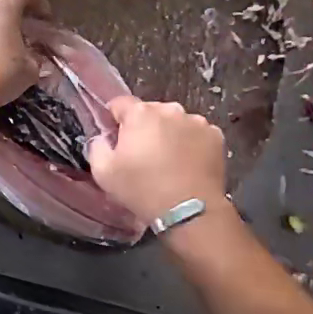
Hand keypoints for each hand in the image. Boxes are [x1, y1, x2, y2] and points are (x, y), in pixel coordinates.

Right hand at [86, 98, 227, 225]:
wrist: (188, 210)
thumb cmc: (141, 188)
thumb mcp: (102, 172)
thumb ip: (96, 147)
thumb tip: (103, 139)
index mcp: (140, 114)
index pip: (119, 103)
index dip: (112, 119)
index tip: (113, 138)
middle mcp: (170, 110)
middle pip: (149, 111)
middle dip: (142, 127)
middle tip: (139, 153)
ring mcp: (196, 122)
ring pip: (174, 122)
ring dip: (167, 134)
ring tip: (165, 160)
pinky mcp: (216, 137)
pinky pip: (195, 134)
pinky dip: (189, 143)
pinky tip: (185, 163)